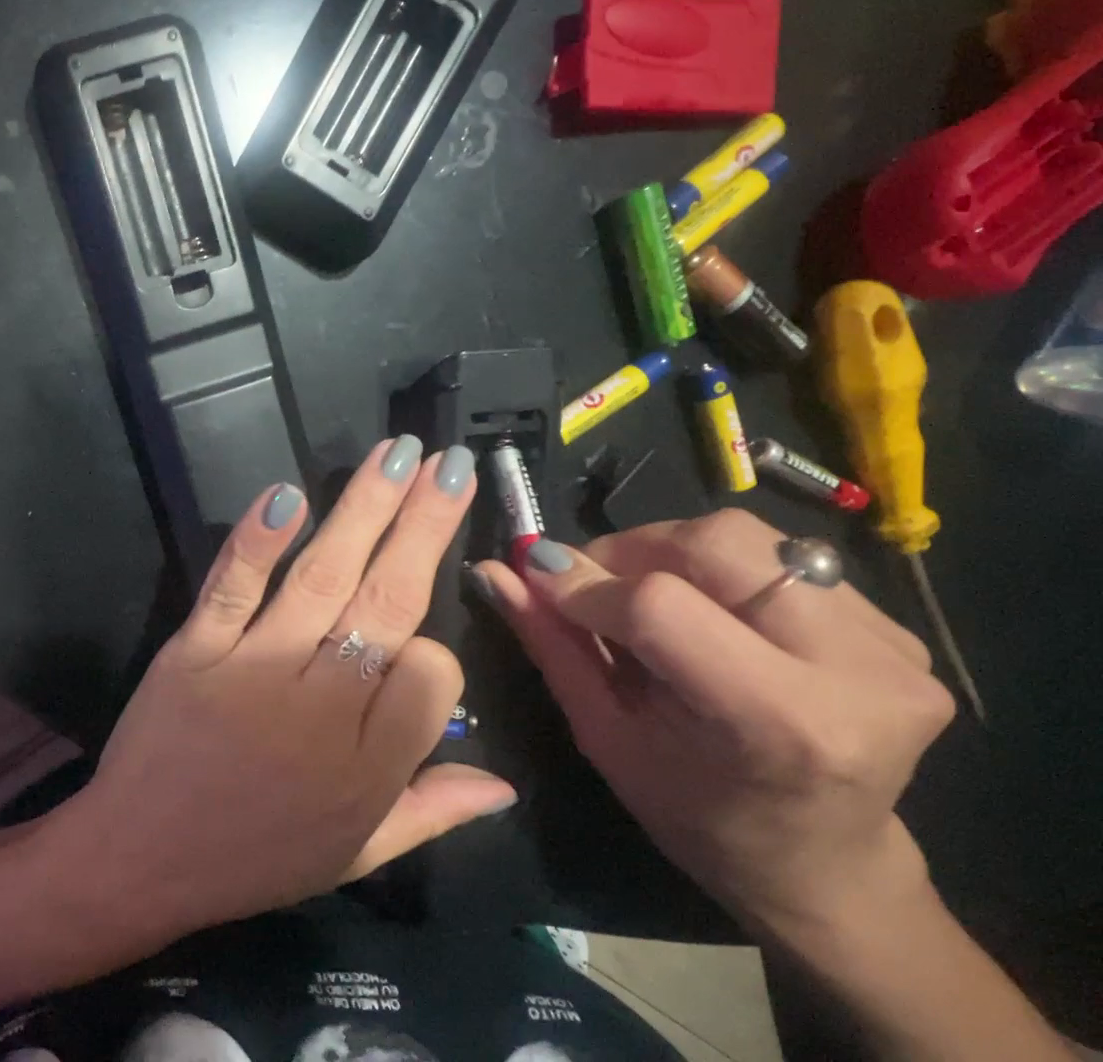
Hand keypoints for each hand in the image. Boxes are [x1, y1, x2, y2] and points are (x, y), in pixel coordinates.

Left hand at [46, 437, 515, 937]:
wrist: (141, 858)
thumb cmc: (253, 859)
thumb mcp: (354, 856)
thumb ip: (429, 812)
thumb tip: (505, 784)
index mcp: (370, 764)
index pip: (432, 671)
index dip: (433, 654)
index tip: (411, 656)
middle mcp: (322, 707)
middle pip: (387, 602)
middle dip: (425, 526)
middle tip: (452, 463)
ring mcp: (254, 670)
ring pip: (322, 578)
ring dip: (364, 509)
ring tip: (397, 453)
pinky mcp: (196, 649)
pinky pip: (232, 587)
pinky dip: (258, 541)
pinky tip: (288, 494)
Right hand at [474, 509, 954, 937]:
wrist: (820, 862)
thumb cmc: (693, 813)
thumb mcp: (606, 737)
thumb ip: (554, 646)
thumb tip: (495, 570)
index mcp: (777, 722)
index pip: (660, 606)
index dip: (586, 584)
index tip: (538, 580)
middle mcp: (855, 672)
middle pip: (718, 545)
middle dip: (633, 549)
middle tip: (593, 582)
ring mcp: (893, 647)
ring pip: (753, 539)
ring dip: (675, 553)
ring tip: (650, 599)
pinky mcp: (905, 632)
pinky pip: (788, 561)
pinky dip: (724, 573)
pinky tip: (712, 617)